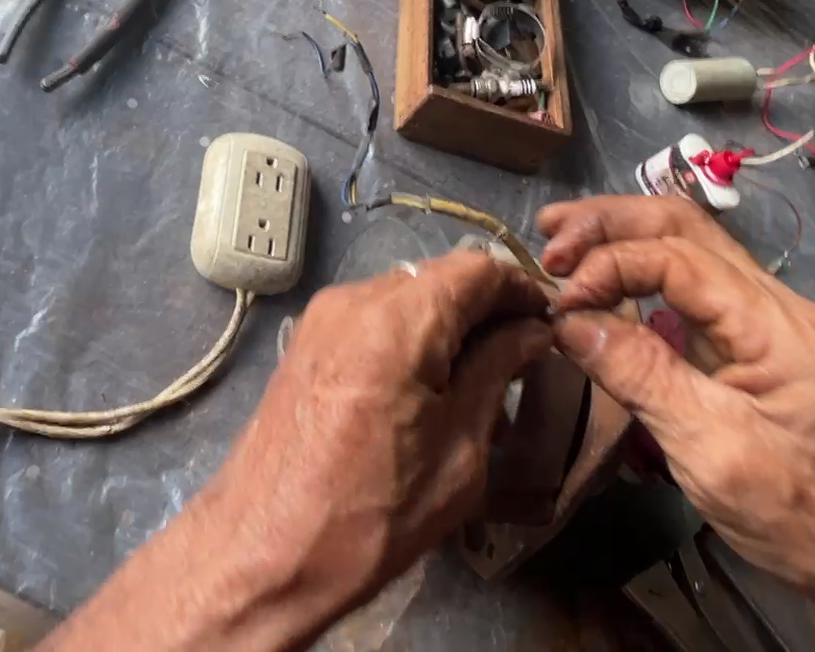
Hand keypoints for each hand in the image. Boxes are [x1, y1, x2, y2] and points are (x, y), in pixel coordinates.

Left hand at [39, 250, 552, 651]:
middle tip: (520, 353)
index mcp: (396, 320)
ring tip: (476, 376)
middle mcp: (353, 299)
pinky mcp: (306, 338)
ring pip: (404, 295)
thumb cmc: (373, 512)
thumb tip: (529, 331)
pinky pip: (372, 316)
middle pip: (437, 277)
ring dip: (446, 322)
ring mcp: (322, 316)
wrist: (266, 546)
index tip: (548, 319)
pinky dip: (409, 334)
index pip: (475, 267)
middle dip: (484, 307)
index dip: (520, 286)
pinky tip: (426, 381)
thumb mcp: (459, 449)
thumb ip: (495, 371)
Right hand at [536, 196, 814, 651]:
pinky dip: (638, 263)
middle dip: (609, 223)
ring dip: (621, 232)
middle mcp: (782, 305)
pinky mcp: (758, 337)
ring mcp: (773, 318)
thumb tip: (567, 320)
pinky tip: (603, 273)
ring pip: (690, 240)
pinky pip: (692, 277)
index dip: (609, 264)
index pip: (680, 257)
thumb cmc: (804, 519)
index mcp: (782, 329)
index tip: (562, 300)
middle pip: (687, 226)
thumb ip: (639, 375)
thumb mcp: (712, 453)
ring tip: (560, 238)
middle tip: (548, 238)